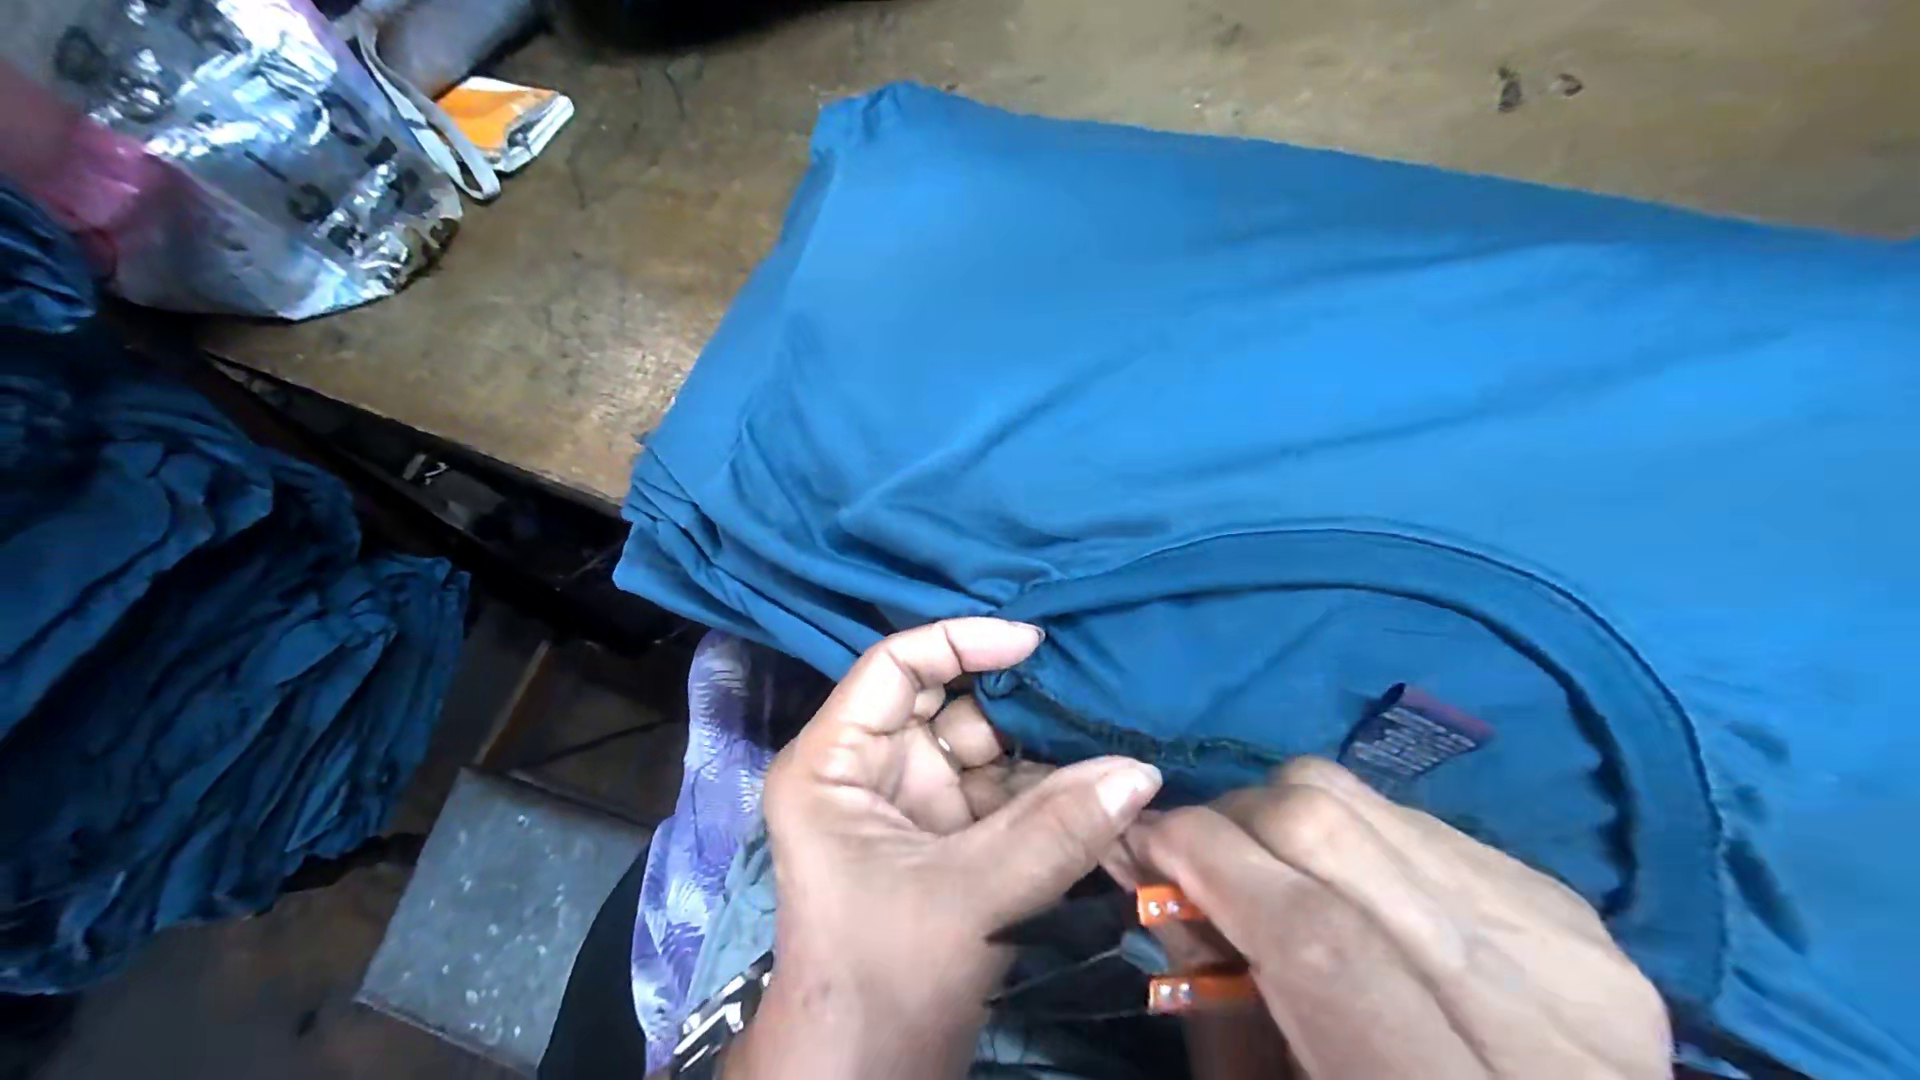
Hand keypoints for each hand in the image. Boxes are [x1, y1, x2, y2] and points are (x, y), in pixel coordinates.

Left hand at [727, 618, 1162, 1079]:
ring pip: (978, 745)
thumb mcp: (971, 896)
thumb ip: (1057, 830)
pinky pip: (995, 788)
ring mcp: (906, 796)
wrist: (866, 1076)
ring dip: (1037, 745)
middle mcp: (866, 765)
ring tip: (1105, 731)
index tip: (1031, 643)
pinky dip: (1041, 786)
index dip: (960, 641)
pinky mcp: (942, 830)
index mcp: (834, 759)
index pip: (895, 665)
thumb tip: (1142, 772)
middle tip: (1081, 689)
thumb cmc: (885, 979)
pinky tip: (1095, 781)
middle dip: (1009, 696)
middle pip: (943, 700)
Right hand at [1128, 758, 1670, 1079]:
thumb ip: (1211, 993)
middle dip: (1230, 820)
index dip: (1211, 866)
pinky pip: (1407, 819)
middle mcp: (1541, 1022)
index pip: (1316, 937)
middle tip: (1194, 851)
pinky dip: (1343, 834)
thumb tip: (1154, 867)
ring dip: (1277, 813)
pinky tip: (1347, 887)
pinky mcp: (1569, 909)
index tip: (1141, 841)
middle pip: (1332, 834)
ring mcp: (1567, 950)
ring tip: (1262, 862)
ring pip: (1362, 801)